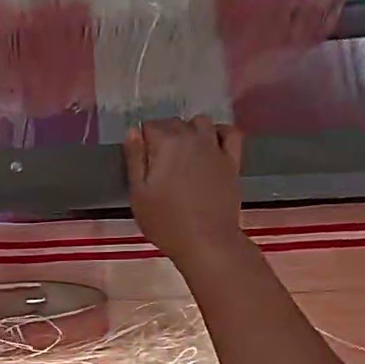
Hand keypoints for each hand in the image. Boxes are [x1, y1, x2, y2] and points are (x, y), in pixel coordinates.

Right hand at [123, 116, 247, 270]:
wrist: (206, 241)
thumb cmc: (165, 221)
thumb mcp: (138, 194)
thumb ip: (134, 159)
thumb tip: (132, 131)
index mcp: (166, 144)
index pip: (149, 126)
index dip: (141, 141)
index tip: (138, 160)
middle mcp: (193, 137)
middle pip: (174, 123)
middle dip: (162, 135)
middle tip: (155, 163)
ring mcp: (216, 147)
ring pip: (201, 122)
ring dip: (188, 131)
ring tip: (180, 153)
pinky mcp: (232, 159)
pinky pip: (229, 132)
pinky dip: (218, 132)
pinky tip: (210, 143)